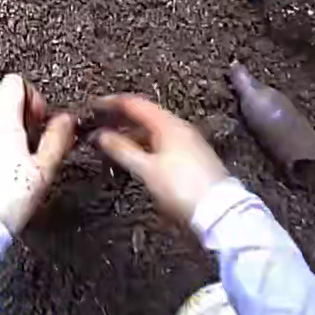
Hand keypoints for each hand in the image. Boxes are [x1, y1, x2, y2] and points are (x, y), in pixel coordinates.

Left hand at [0, 73, 77, 234]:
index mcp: (2, 113)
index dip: (33, 97)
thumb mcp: (44, 170)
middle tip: (28, 132)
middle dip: (16, 105)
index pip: (16, 81)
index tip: (39, 120)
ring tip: (9, 142)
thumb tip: (67, 121)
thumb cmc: (4, 201)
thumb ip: (58, 138)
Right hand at [90, 95, 231, 223]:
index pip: (134, 103)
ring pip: (153, 128)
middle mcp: (178, 126)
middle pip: (144, 114)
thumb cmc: (182, 188)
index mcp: (167, 123)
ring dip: (131, 131)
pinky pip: (161, 140)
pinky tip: (135, 155)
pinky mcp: (191, 155)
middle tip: (99, 122)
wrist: (220, 212)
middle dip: (120, 117)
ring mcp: (186, 140)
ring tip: (111, 140)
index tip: (94, 105)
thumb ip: (122, 149)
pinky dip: (144, 142)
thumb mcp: (147, 169)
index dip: (112, 103)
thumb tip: (101, 135)